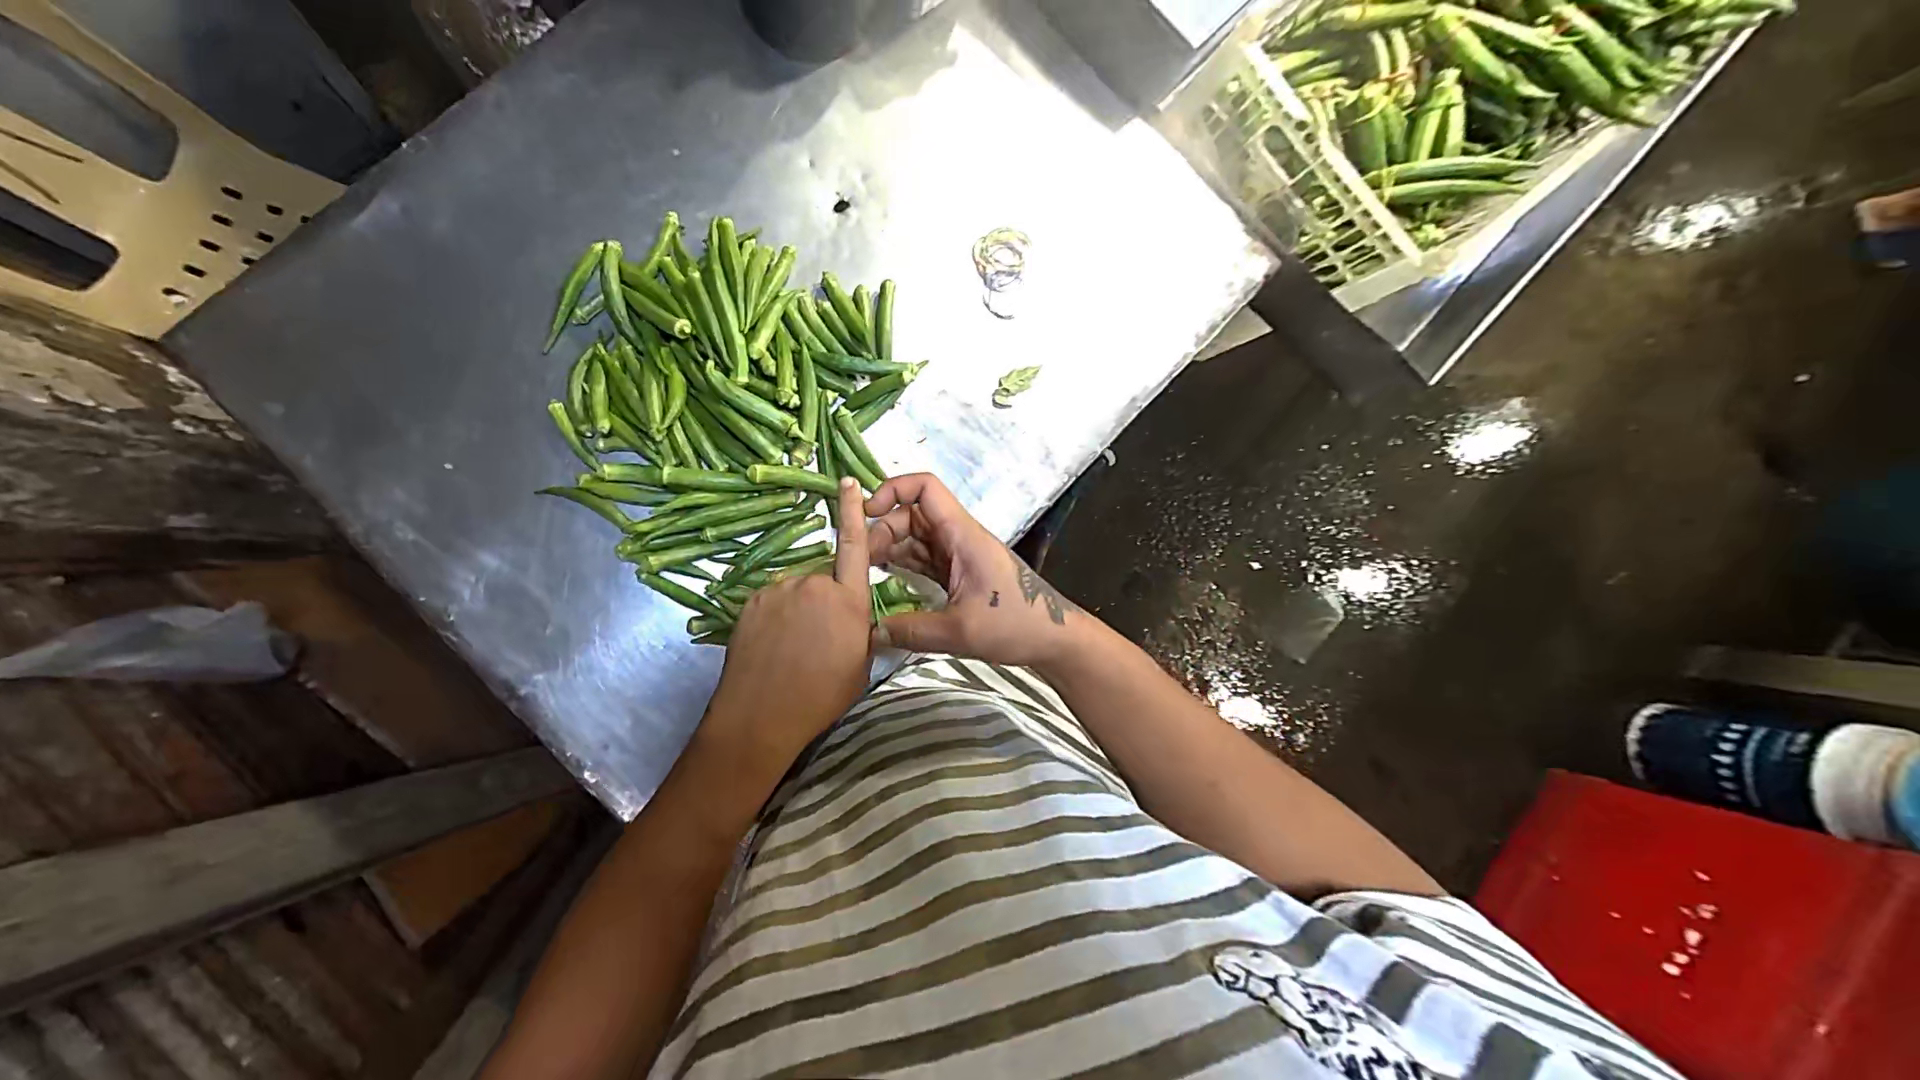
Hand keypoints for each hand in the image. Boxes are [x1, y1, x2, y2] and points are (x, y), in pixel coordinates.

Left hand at [701, 479, 872, 775]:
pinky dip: (775, 615)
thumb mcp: (861, 664)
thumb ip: (862, 629)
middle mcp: (813, 585)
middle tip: (820, 637)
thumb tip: (857, 617)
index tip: (846, 482)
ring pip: (796, 589)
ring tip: (793, 646)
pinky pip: (772, 599)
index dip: (851, 511)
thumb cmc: (821, 696)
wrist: (760, 716)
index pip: (854, 545)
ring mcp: (778, 590)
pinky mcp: (751, 601)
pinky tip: (772, 644)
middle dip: (826, 598)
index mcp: (848, 600)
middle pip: (825, 577)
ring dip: (799, 608)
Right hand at [864, 473, 1091, 667]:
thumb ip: (911, 631)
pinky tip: (883, 577)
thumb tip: (871, 632)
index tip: (868, 512)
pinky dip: (902, 563)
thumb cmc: (1017, 625)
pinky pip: (924, 558)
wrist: (1053, 638)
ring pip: (916, 536)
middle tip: (862, 559)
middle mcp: (959, 537)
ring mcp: (959, 554)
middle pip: (913, 514)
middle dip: (883, 528)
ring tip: (865, 569)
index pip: (926, 488)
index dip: (893, 490)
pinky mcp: (959, 572)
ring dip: (890, 546)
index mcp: (963, 535)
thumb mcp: (959, 632)